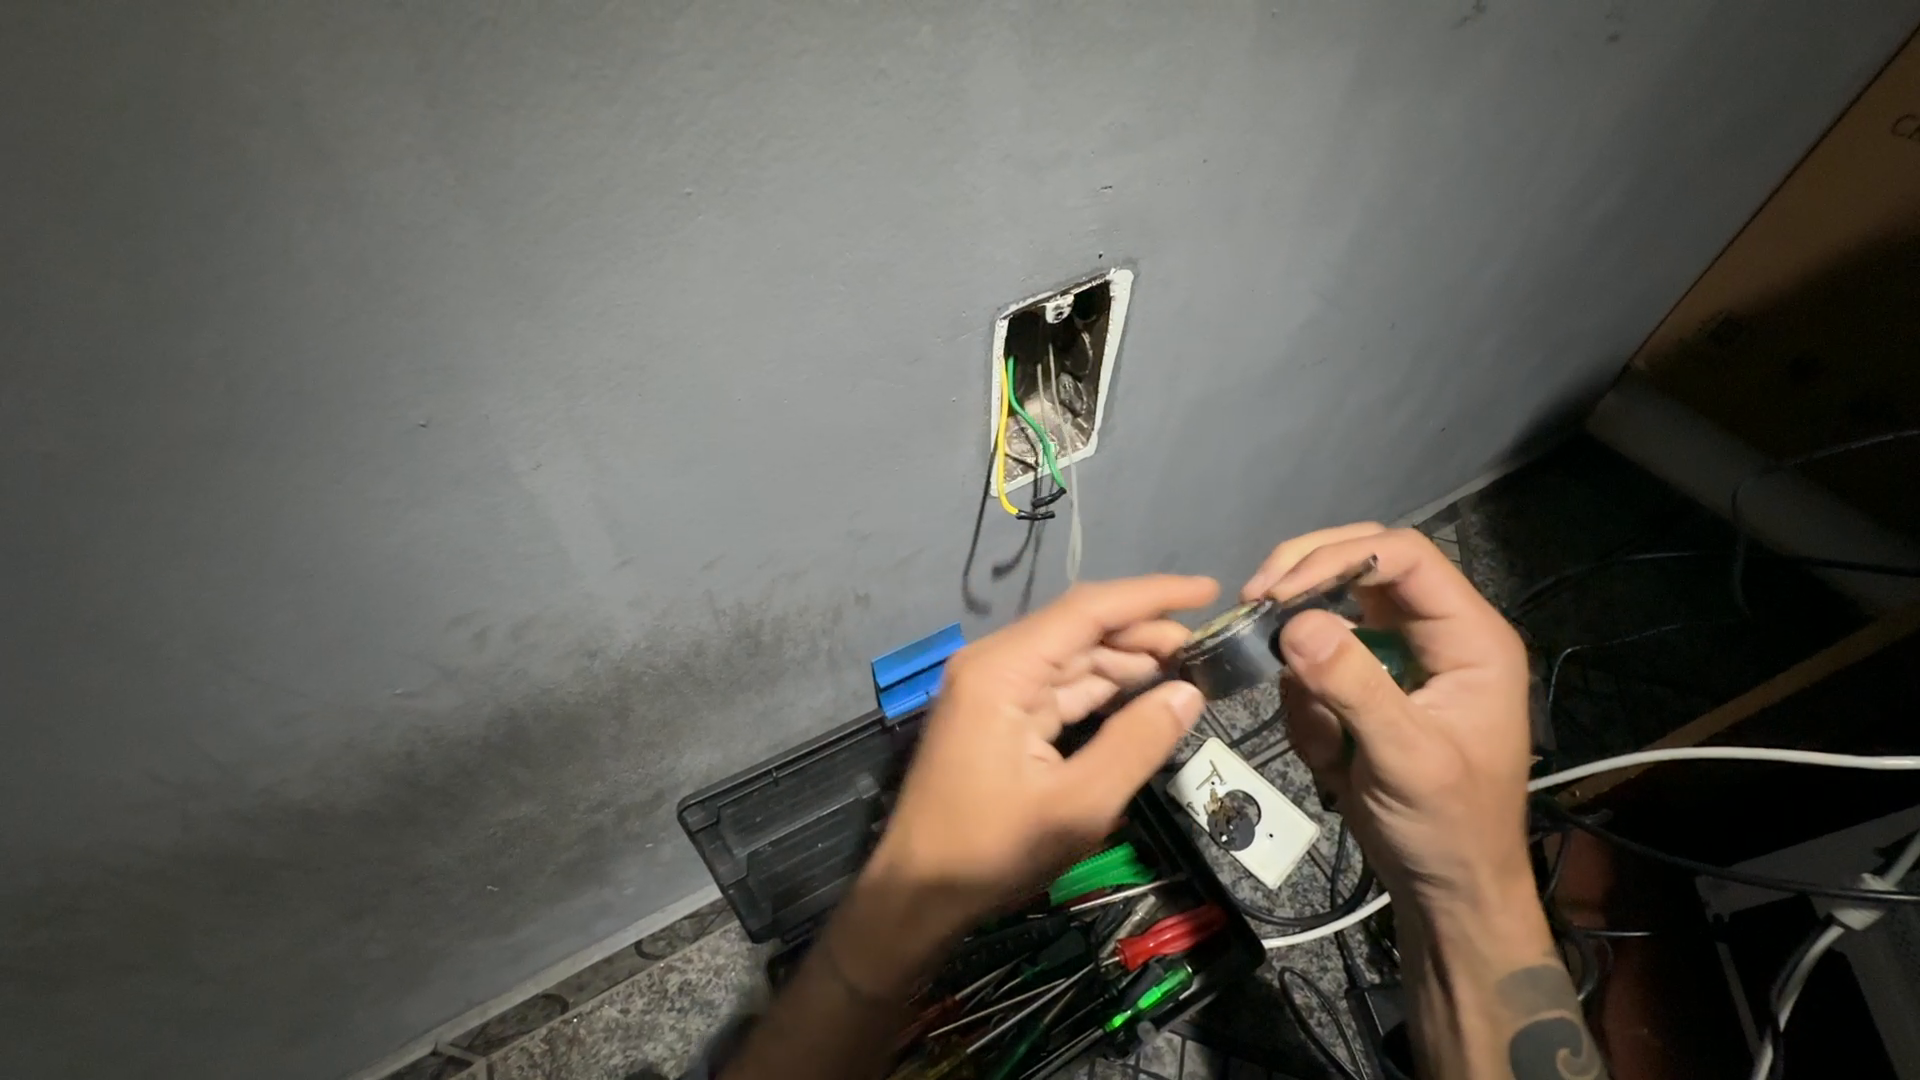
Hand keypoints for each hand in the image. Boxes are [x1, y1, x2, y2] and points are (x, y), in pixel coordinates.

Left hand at [862, 576, 1216, 951]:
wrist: (918, 890)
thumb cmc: (991, 850)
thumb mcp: (1078, 805)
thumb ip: (1137, 743)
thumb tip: (1189, 692)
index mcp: (1003, 670)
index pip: (1086, 609)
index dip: (1150, 596)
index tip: (1207, 589)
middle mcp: (994, 663)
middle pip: (1079, 628)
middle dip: (1143, 633)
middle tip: (1206, 650)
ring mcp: (992, 686)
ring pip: (1071, 656)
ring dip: (1125, 659)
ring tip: (1186, 669)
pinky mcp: (996, 711)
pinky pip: (1056, 685)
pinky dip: (1100, 686)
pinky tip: (1141, 692)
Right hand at [1242, 524, 1533, 917]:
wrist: (1445, 887)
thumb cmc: (1447, 826)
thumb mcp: (1406, 759)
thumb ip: (1354, 687)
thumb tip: (1294, 623)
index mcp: (1468, 636)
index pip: (1402, 556)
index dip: (1336, 558)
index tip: (1277, 594)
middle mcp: (1433, 631)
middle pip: (1360, 562)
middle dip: (1303, 579)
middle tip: (1253, 604)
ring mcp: (1396, 654)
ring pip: (1327, 613)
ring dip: (1302, 663)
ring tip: (1320, 736)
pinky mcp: (1364, 679)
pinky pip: (1312, 661)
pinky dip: (1301, 699)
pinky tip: (1328, 753)